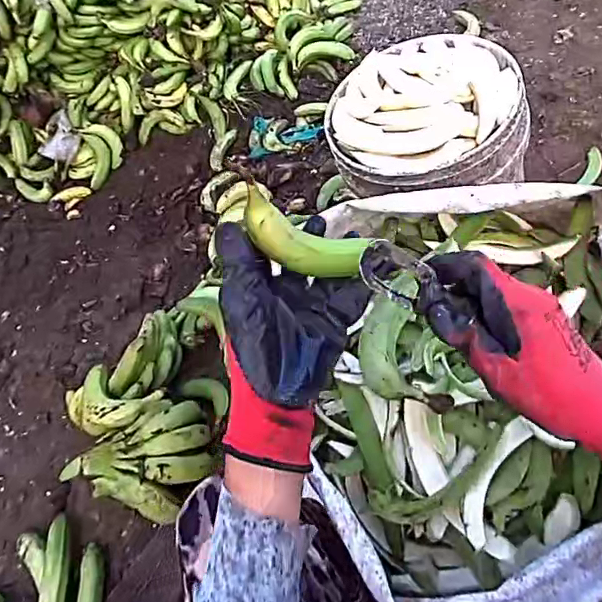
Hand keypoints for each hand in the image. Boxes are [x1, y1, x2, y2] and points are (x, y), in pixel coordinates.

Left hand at [216, 219, 369, 475]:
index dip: (275, 233)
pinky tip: (373, 263)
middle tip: (322, 221)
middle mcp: (285, 293)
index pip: (267, 253)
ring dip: (339, 256)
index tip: (282, 211)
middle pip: (301, 260)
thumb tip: (228, 223)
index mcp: (259, 286)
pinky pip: (349, 297)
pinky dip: (361, 281)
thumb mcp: (242, 297)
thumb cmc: (254, 342)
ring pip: (328, 273)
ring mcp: (311, 306)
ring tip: (352, 235)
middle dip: (312, 241)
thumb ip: (238, 261)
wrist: (281, 390)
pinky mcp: (333, 320)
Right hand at [418, 252, 601, 505]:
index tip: (423, 276)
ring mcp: (542, 304)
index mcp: (519, 302)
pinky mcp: (546, 317)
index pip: (475, 265)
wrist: (601, 412)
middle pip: (483, 276)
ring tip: (453, 327)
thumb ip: (466, 337)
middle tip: (432, 309)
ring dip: (470, 301)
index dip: (445, 265)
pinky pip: (508, 303)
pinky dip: (487, 311)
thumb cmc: (550, 394)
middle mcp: (532, 295)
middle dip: (454, 287)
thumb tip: (435, 310)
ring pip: (495, 290)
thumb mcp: (498, 371)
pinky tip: (479, 336)